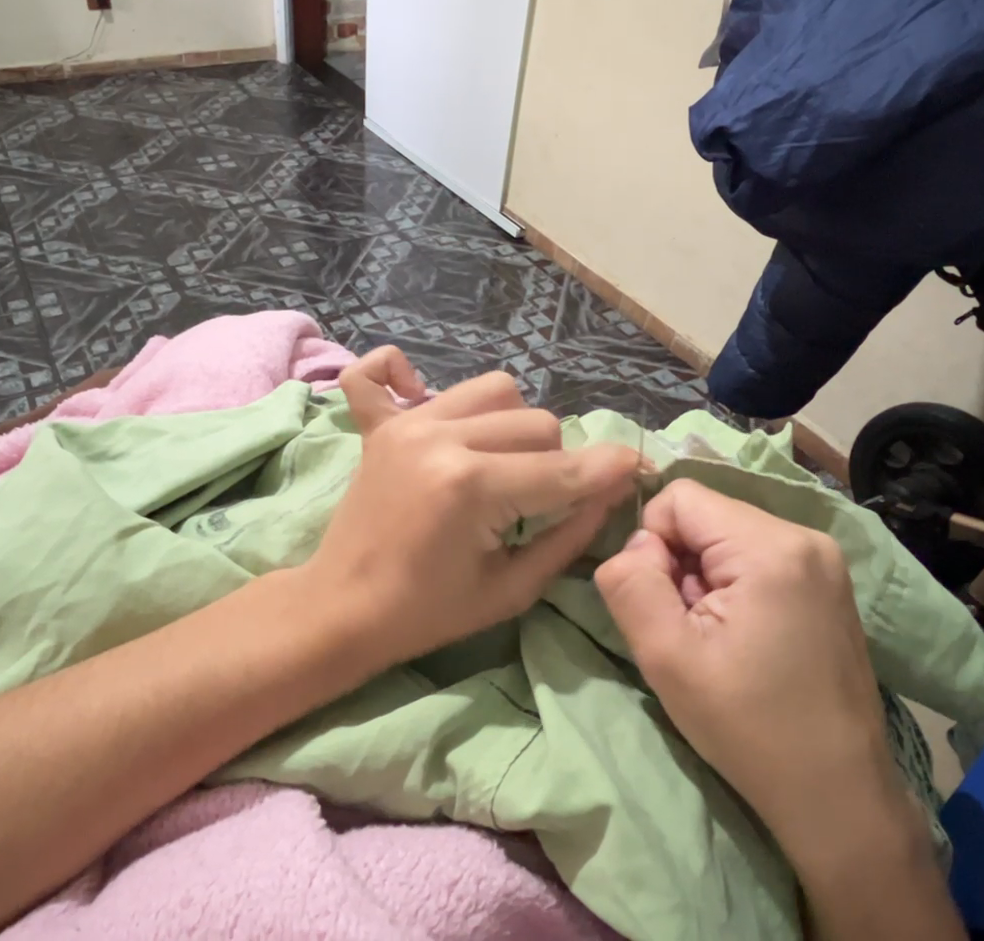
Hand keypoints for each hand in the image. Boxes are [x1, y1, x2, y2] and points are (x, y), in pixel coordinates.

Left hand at [302, 347, 639, 668]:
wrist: (342, 611)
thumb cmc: (428, 613)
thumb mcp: (512, 588)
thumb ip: (570, 533)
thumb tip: (616, 488)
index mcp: (472, 486)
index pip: (562, 468)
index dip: (611, 472)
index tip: (641, 470)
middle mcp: (440, 438)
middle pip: (536, 422)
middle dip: (557, 462)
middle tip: (541, 502)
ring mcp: (406, 425)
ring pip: (493, 390)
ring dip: (511, 423)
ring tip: (498, 464)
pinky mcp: (379, 426)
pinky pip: (379, 371)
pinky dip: (403, 374)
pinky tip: (420, 398)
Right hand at [592, 479, 894, 839]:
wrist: (835, 793)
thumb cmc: (746, 726)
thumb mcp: (665, 656)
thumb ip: (629, 582)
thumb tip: (633, 547)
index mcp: (770, 546)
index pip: (679, 496)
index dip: (651, 543)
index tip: (665, 605)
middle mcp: (806, 537)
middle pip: (706, 515)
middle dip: (680, 563)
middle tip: (691, 630)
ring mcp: (824, 561)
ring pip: (727, 537)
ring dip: (704, 579)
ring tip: (717, 639)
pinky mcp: (828, 584)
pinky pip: (756, 557)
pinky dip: (733, 587)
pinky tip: (742, 639)